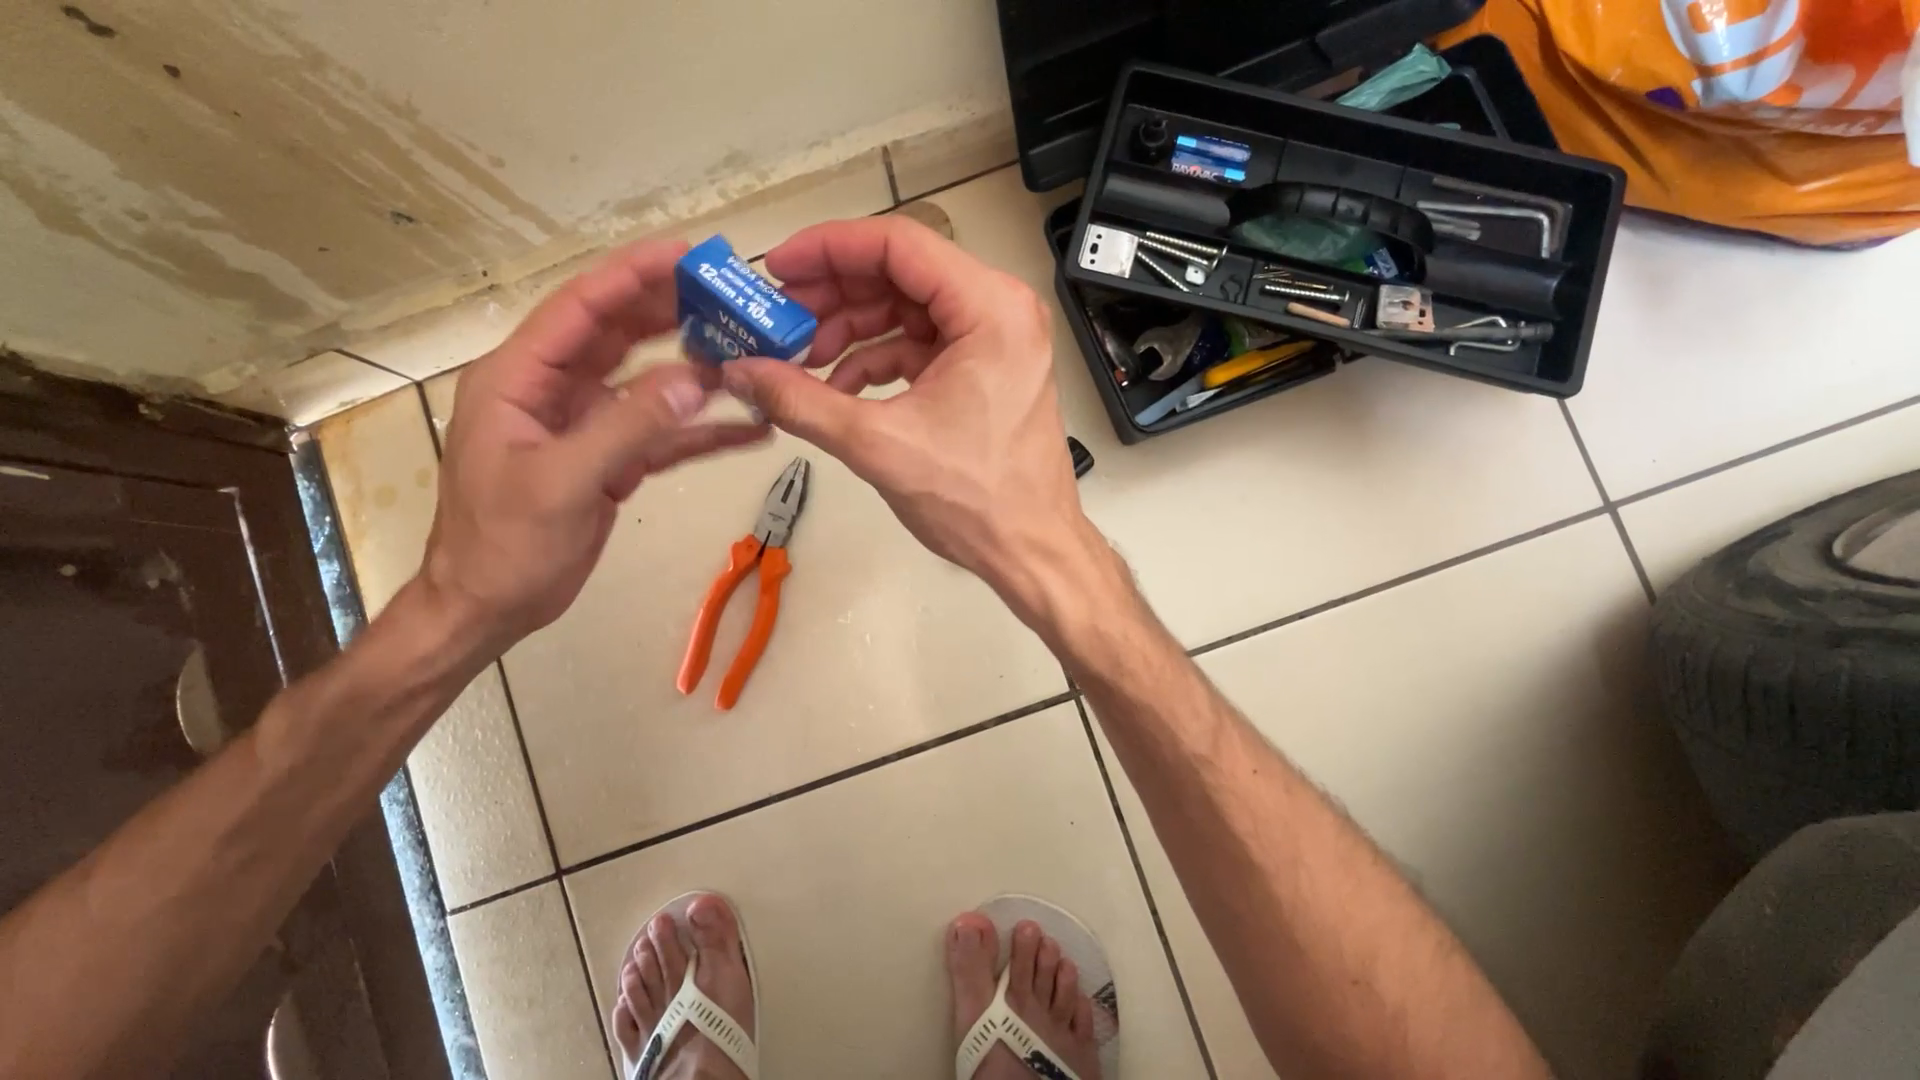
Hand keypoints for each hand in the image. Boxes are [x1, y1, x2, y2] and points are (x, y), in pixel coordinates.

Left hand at [420, 239, 769, 650]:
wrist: (489, 608)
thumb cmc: (506, 545)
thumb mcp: (562, 482)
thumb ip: (628, 427)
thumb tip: (696, 381)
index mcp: (520, 377)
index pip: (582, 307)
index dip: (634, 275)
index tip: (692, 255)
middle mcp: (553, 389)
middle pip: (619, 334)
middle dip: (674, 313)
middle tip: (734, 298)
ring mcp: (584, 424)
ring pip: (647, 381)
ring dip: (695, 369)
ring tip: (751, 353)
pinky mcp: (609, 459)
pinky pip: (661, 434)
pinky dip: (702, 431)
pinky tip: (749, 429)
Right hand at [720, 217, 1093, 608]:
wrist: (1030, 550)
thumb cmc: (976, 499)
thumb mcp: (878, 445)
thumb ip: (801, 401)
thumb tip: (740, 371)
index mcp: (990, 308)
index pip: (898, 244)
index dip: (829, 249)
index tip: (776, 268)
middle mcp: (999, 310)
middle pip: (900, 274)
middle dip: (833, 295)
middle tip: (777, 318)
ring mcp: (994, 341)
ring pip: (906, 310)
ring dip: (850, 330)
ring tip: (799, 361)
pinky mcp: (983, 370)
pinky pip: (920, 345)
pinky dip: (876, 360)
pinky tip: (837, 390)